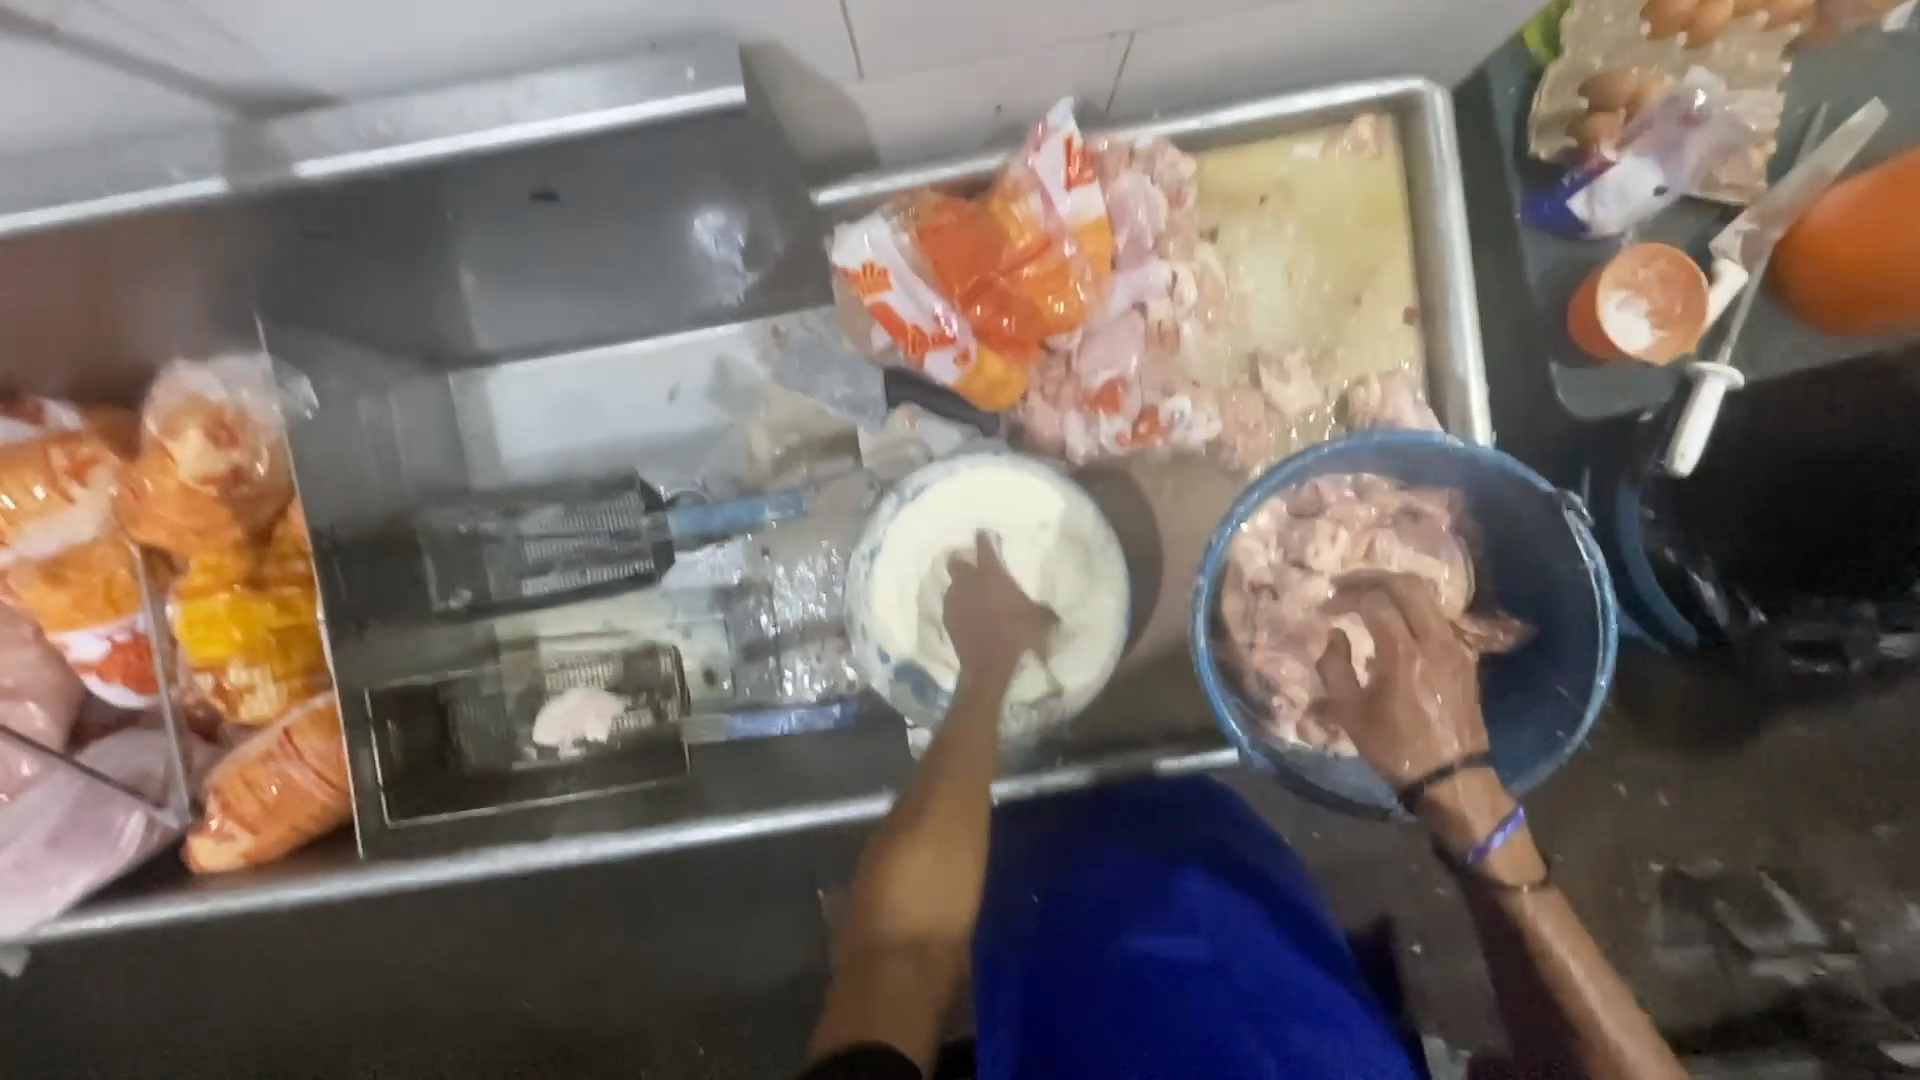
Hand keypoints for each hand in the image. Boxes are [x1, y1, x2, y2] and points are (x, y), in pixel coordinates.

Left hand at [944, 531, 1057, 676]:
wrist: (989, 664)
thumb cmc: (1017, 635)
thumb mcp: (1039, 621)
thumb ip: (1043, 611)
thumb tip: (1052, 613)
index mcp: (991, 575)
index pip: (983, 546)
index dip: (984, 538)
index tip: (984, 534)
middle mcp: (968, 583)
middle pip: (956, 560)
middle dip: (962, 558)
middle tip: (971, 562)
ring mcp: (954, 601)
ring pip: (951, 583)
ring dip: (959, 584)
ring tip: (969, 591)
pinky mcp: (947, 620)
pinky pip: (950, 605)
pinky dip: (957, 605)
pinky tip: (966, 613)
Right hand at [1316, 573, 1487, 789]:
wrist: (1451, 777)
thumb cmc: (1393, 746)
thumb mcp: (1348, 710)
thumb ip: (1333, 665)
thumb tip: (1335, 634)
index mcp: (1403, 654)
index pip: (1374, 602)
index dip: (1345, 597)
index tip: (1326, 607)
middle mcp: (1435, 641)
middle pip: (1407, 585)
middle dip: (1372, 578)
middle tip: (1345, 585)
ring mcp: (1456, 647)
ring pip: (1428, 596)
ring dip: (1394, 589)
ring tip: (1367, 597)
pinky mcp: (1465, 656)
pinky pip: (1438, 616)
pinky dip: (1413, 608)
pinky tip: (1394, 621)